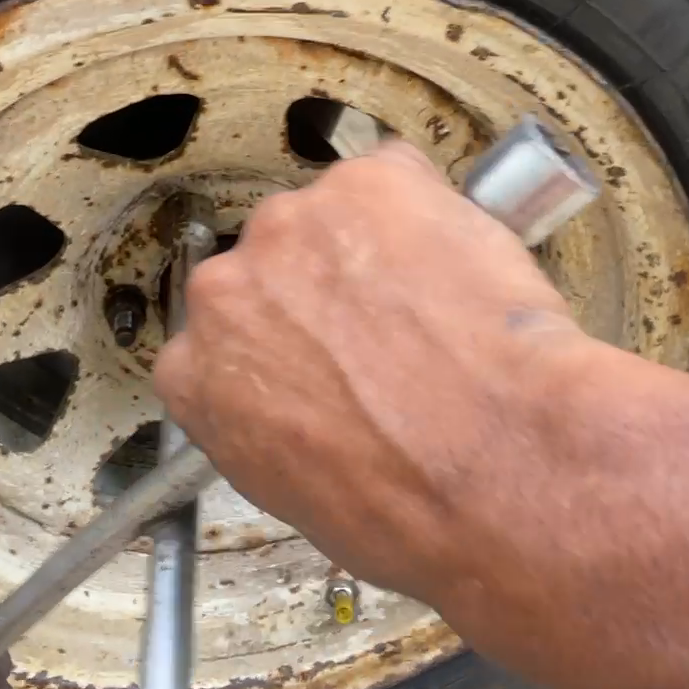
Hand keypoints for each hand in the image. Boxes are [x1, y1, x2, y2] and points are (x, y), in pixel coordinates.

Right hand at [154, 141, 592, 604]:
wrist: (494, 466)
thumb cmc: (406, 506)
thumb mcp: (298, 491)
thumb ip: (272, 417)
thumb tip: (310, 393)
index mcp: (194, 372)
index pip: (221, 335)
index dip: (281, 338)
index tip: (318, 349)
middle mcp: (224, 289)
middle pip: (271, 268)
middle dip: (320, 288)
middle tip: (386, 327)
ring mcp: (290, 227)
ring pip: (331, 219)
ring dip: (371, 246)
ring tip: (433, 303)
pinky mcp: (365, 185)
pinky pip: (394, 182)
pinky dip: (425, 210)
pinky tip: (456, 268)